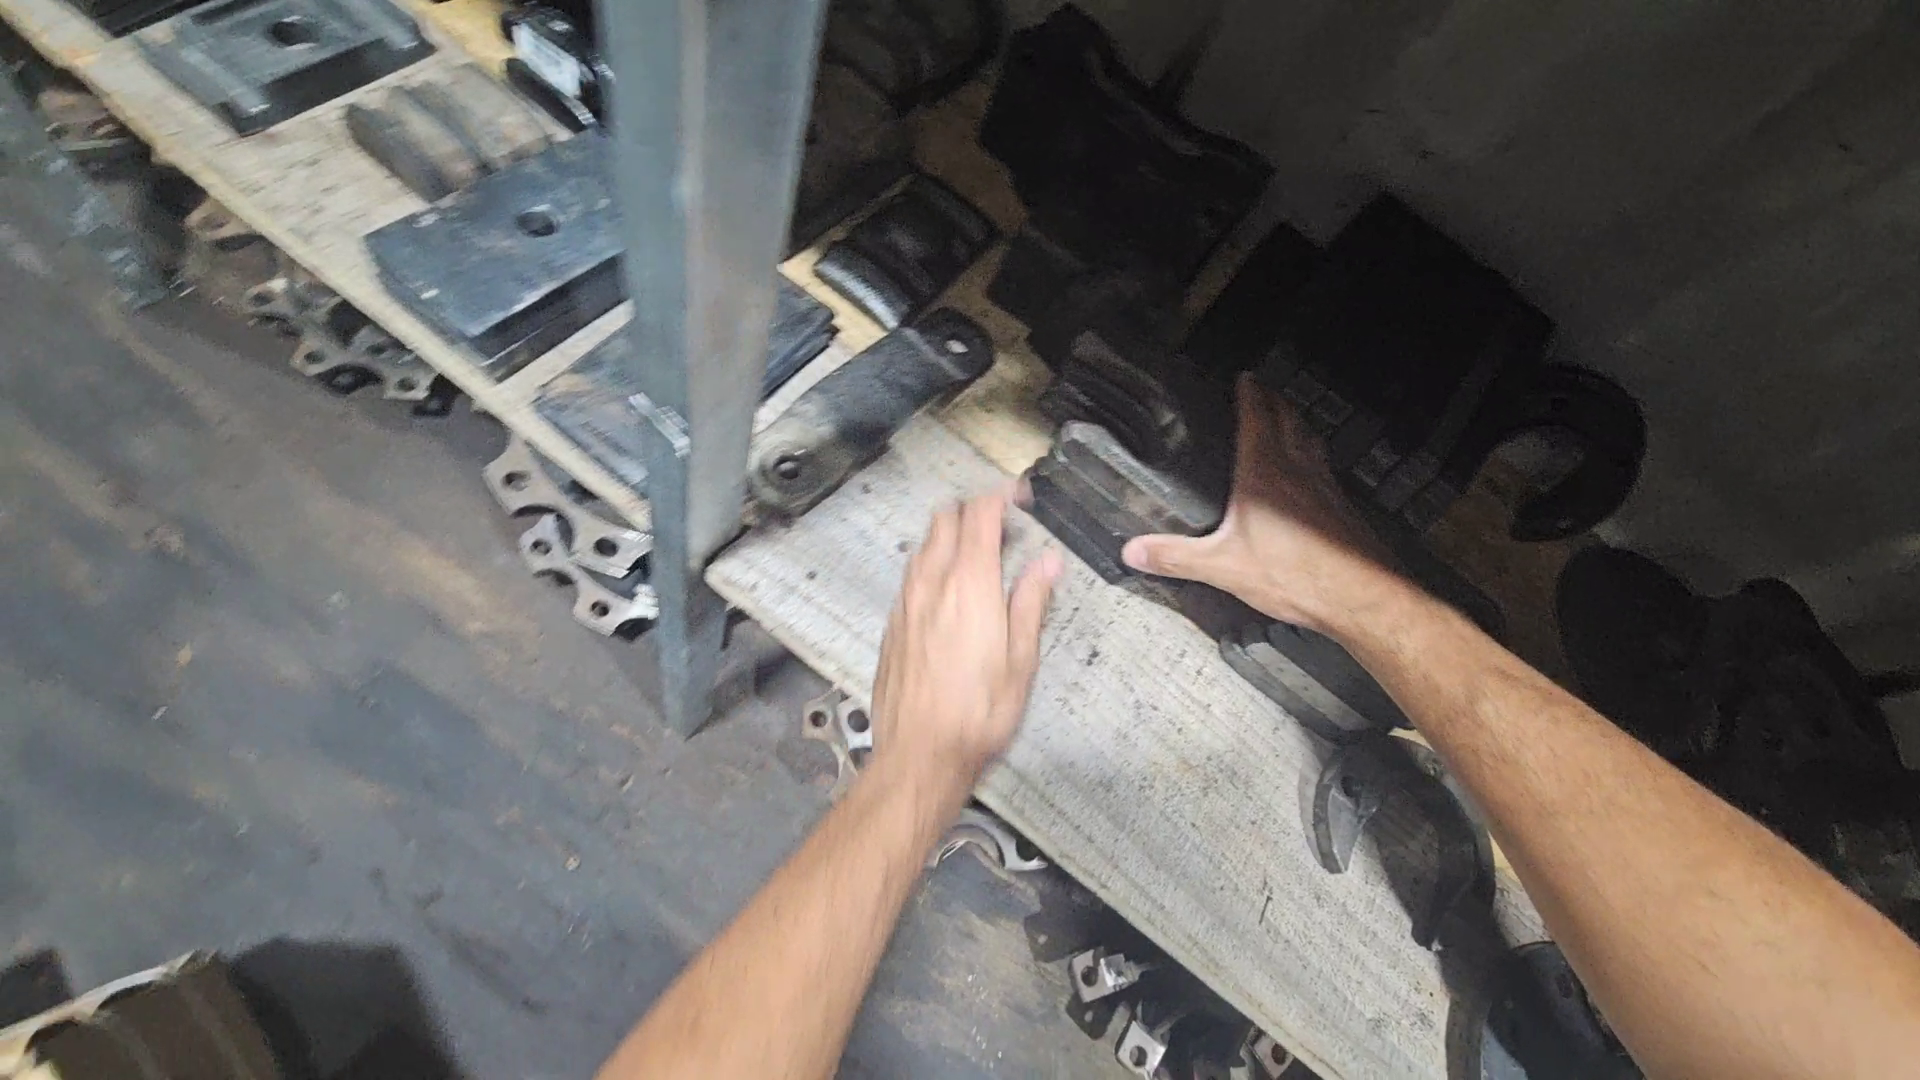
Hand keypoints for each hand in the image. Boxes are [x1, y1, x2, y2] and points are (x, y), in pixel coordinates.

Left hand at [872, 494, 1063, 784]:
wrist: (919, 753)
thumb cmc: (980, 711)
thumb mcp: (1021, 660)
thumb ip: (1031, 601)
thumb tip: (1048, 560)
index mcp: (969, 584)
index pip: (979, 516)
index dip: (1000, 496)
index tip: (1020, 496)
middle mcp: (931, 583)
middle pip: (944, 519)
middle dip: (973, 510)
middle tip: (1003, 527)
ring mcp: (905, 601)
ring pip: (923, 545)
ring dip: (949, 535)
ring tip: (978, 556)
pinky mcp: (892, 623)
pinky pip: (911, 575)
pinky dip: (931, 564)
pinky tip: (948, 591)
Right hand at [1120, 375, 1404, 636]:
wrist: (1357, 596)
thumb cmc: (1294, 575)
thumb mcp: (1222, 567)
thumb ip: (1175, 557)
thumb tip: (1133, 551)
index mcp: (1265, 474)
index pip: (1257, 419)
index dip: (1251, 395)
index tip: (1246, 378)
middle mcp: (1298, 471)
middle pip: (1289, 422)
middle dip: (1276, 402)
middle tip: (1266, 391)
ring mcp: (1324, 488)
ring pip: (1310, 442)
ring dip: (1298, 424)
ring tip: (1288, 421)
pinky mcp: (1341, 508)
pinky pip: (1324, 469)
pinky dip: (1313, 458)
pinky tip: (1309, 474)